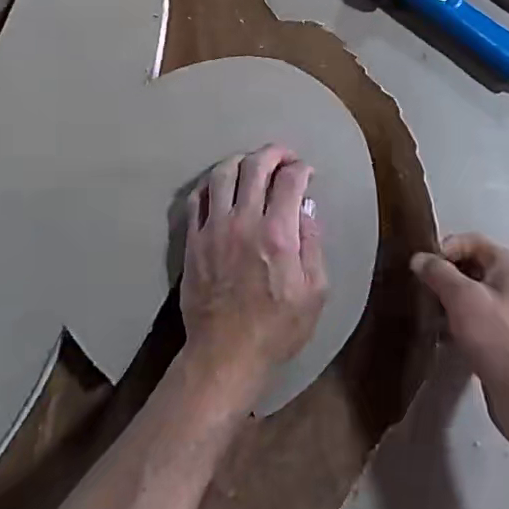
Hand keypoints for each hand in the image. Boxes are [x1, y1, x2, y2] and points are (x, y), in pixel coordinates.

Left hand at [179, 145, 327, 395]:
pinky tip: (223, 187)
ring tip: (253, 166)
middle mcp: (244, 222)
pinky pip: (197, 198)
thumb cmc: (278, 327)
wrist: (225, 355)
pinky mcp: (192, 241)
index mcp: (277, 233)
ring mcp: (213, 229)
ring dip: (241, 161)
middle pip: (255, 166)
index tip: (308, 172)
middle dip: (274, 153)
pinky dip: (212, 184)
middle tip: (284, 157)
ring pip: (222, 174)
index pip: (290, 180)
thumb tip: (307, 208)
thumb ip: (313, 243)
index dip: (302, 168)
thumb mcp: (315, 290)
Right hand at [411, 234, 508, 451]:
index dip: (444, 249)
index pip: (472, 241)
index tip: (420, 268)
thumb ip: (439, 274)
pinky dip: (460, 326)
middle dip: (445, 277)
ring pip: (475, 298)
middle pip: (473, 268)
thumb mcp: (463, 299)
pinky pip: (480, 324)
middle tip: (420, 293)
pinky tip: (443, 340)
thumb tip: (420, 258)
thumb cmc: (501, 340)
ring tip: (427, 317)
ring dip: (450, 304)